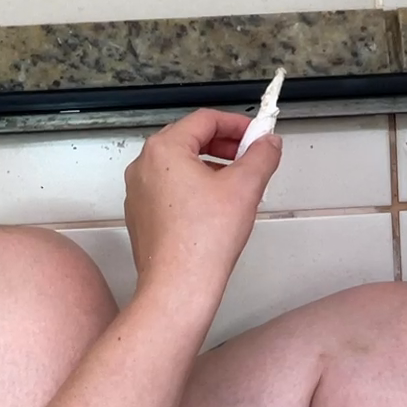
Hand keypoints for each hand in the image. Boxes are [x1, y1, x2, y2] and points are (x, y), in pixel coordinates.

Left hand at [124, 109, 281, 296]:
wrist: (178, 286)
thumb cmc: (202, 241)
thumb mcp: (245, 187)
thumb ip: (261, 156)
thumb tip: (268, 143)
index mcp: (164, 149)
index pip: (205, 119)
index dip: (237, 124)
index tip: (257, 135)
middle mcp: (144, 166)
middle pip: (189, 139)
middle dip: (225, 145)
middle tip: (251, 157)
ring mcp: (138, 191)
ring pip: (179, 165)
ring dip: (211, 166)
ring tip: (237, 184)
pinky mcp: (141, 214)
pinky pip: (170, 189)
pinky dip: (194, 188)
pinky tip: (216, 207)